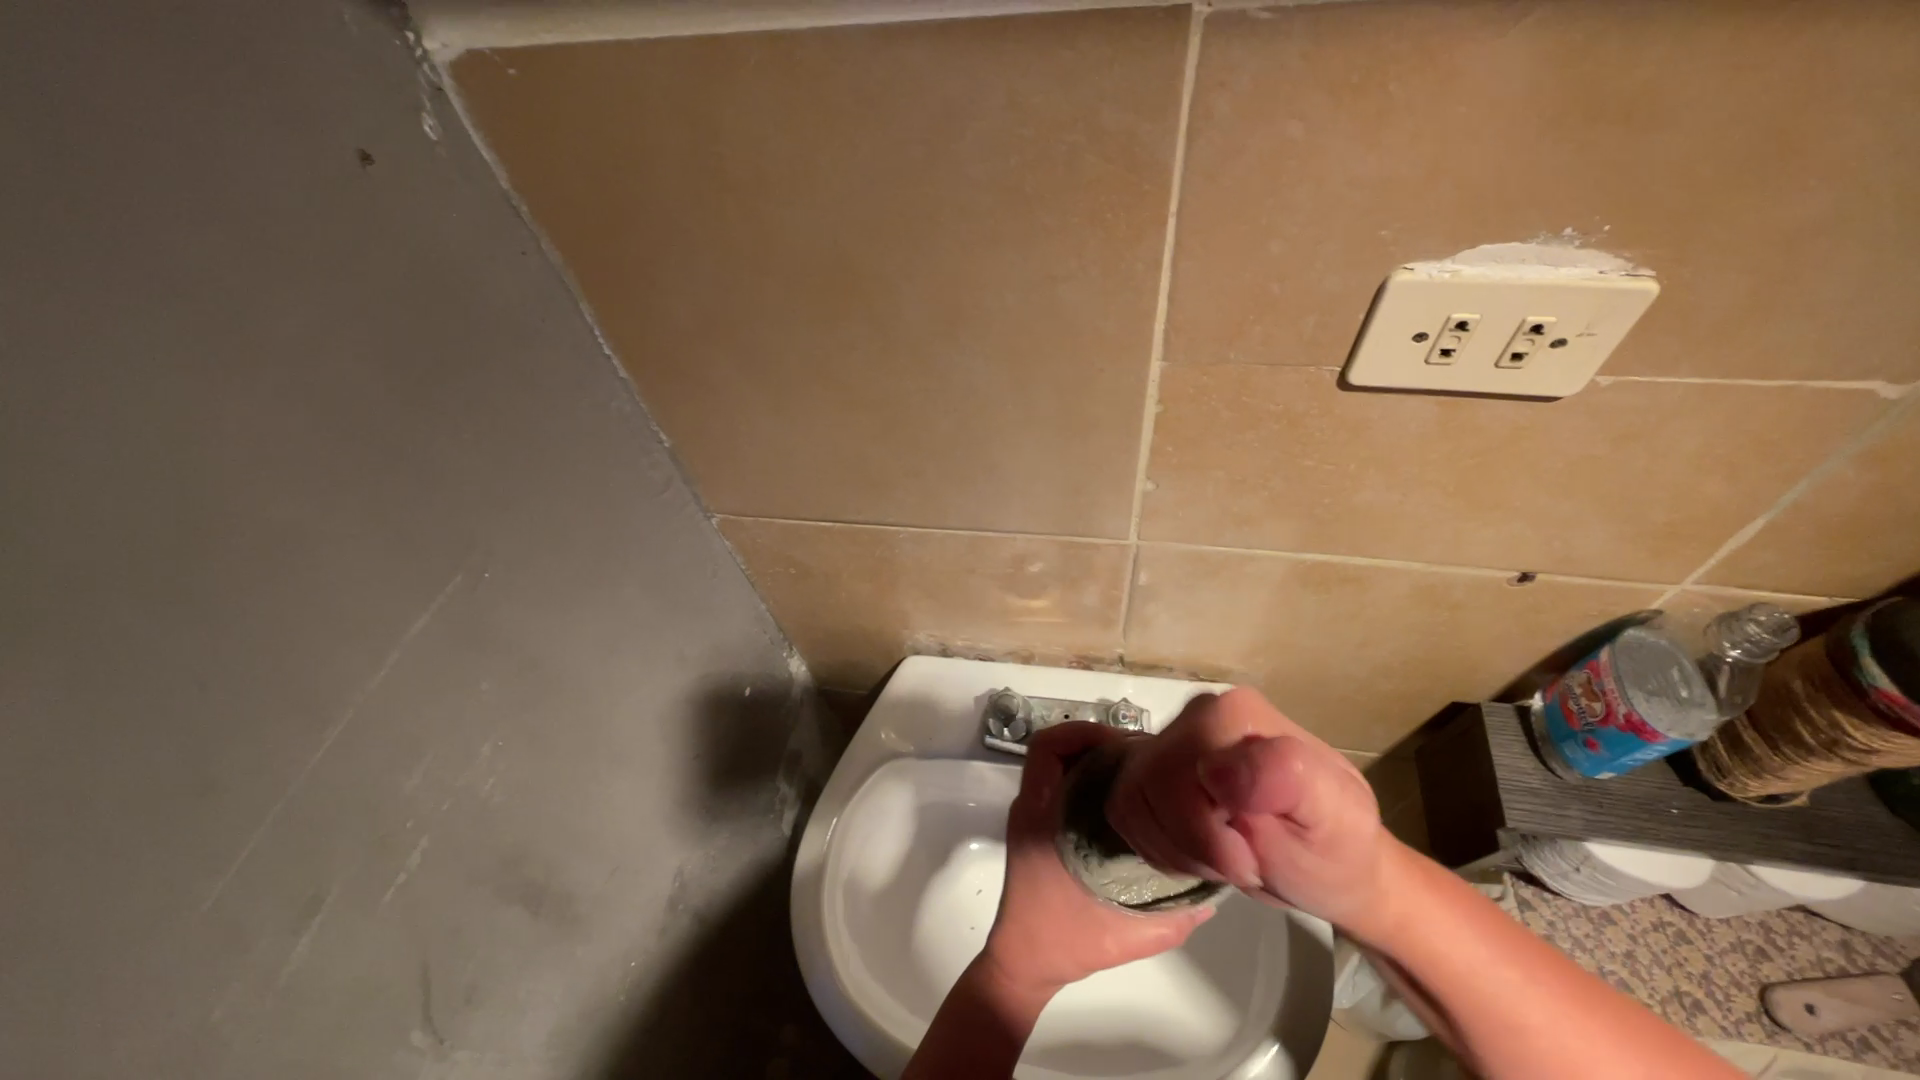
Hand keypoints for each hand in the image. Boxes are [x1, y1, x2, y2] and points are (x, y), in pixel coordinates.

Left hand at [978, 722, 1214, 996]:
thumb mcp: (1132, 932)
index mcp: (1041, 819)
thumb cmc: (1067, 942)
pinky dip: (1093, 780)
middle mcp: (1033, 808)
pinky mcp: (1039, 827)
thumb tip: (1218, 882)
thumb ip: (1178, 910)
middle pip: (1061, 749)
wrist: (1024, 963)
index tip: (1127, 746)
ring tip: (1146, 776)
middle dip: (1105, 743)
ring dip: (1100, 761)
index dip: (1084, 733)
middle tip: (1150, 759)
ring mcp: (1033, 816)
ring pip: (1064, 765)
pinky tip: (1132, 803)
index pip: (1048, 749)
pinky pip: (1064, 785)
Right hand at [1105, 688, 1388, 929]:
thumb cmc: (1334, 845)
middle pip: (1152, 784)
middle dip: (1192, 844)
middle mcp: (1196, 712)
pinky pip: (1123, 808)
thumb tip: (1217, 769)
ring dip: (1175, 849)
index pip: (1181, 771)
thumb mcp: (1334, 818)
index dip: (1205, 832)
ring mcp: (1168, 738)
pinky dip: (1157, 845)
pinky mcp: (1148, 765)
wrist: (1324, 860)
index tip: (1251, 858)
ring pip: (1131, 799)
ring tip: (1223, 858)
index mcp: (1237, 713)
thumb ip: (1284, 780)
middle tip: (1242, 863)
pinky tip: (1197, 851)